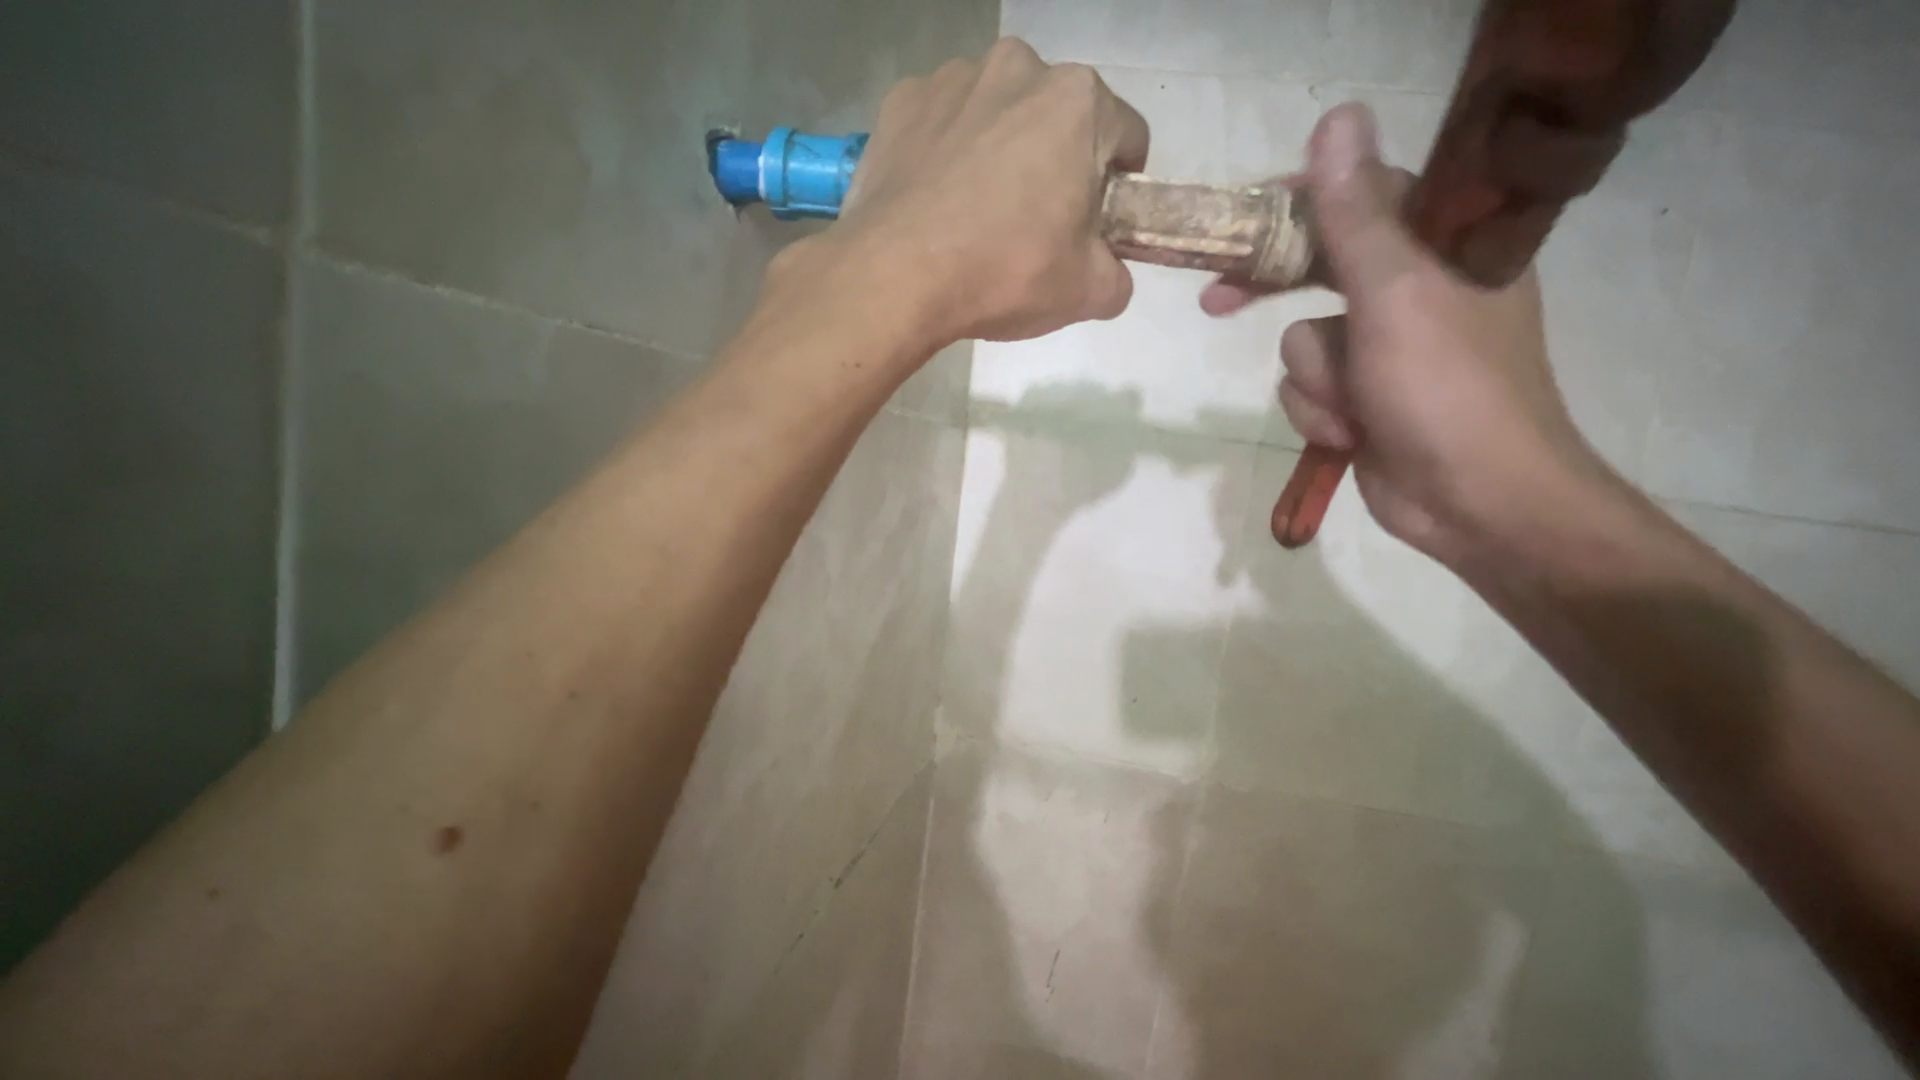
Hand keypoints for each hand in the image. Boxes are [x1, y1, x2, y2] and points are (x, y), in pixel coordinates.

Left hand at [834, 38, 1148, 344]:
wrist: (894, 277)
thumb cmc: (1005, 273)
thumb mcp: (1087, 292)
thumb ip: (1116, 276)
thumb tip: (1108, 274)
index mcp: (1078, 101)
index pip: (1126, 137)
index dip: (1119, 186)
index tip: (1095, 224)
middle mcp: (1018, 68)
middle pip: (1057, 118)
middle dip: (1055, 163)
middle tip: (1034, 227)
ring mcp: (952, 80)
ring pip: (996, 116)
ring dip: (998, 152)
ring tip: (974, 217)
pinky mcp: (901, 103)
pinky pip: (940, 125)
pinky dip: (944, 154)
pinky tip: (934, 204)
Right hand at [1201, 104, 1608, 559]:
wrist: (1475, 501)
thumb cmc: (1447, 389)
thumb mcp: (1394, 293)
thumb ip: (1355, 213)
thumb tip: (1338, 116)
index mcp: (1444, 246)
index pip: (1360, 196)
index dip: (1298, 202)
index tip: (1244, 216)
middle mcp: (1415, 288)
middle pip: (1319, 267)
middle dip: (1275, 296)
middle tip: (1217, 300)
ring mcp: (1385, 347)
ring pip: (1303, 341)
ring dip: (1316, 380)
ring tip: (1354, 409)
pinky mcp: (1363, 397)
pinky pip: (1308, 387)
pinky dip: (1319, 412)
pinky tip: (1350, 435)